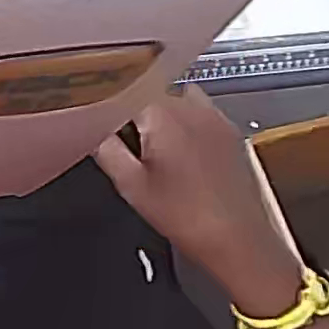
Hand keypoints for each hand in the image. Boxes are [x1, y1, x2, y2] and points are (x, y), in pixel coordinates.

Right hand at [93, 88, 302, 312]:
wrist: (238, 240)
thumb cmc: (187, 216)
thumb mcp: (130, 184)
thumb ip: (105, 148)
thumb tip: (91, 128)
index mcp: (163, 115)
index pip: (124, 89)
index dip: (107, 102)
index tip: (98, 117)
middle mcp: (192, 108)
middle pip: (149, 90)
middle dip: (131, 110)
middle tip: (120, 139)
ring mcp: (215, 118)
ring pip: (174, 99)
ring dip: (158, 114)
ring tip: (149, 146)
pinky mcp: (229, 132)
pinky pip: (197, 113)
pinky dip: (182, 123)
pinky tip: (176, 154)